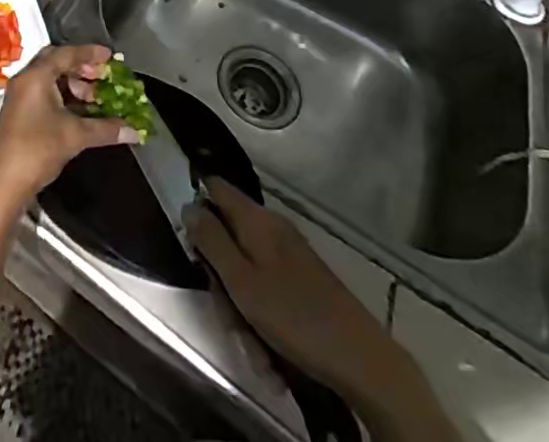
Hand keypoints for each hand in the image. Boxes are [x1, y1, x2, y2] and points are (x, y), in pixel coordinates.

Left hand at [0, 44, 140, 198]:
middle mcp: (26, 80)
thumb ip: (106, 129)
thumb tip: (134, 131)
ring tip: (97, 98)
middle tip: (103, 76)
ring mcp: (21, 97)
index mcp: (36, 76)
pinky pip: (46, 94)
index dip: (90, 53)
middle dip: (81, 68)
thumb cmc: (38, 149)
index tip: (111, 57)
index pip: (66, 54)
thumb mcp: (75, 135)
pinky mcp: (21, 113)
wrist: (5, 182)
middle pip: (56, 62)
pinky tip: (84, 113)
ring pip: (51, 80)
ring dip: (75, 85)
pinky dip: (65, 98)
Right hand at [185, 177, 397, 392]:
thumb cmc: (295, 316)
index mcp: (258, 221)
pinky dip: (262, 323)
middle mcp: (274, 231)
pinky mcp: (301, 284)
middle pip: (227, 239)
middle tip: (227, 311)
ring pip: (245, 274)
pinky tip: (271, 356)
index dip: (196, 202)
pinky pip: (266, 295)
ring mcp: (290, 257)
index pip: (217, 188)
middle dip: (221, 280)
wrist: (362, 361)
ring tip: (254, 347)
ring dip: (242, 312)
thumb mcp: (241, 281)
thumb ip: (211, 240)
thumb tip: (188, 205)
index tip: (186, 234)